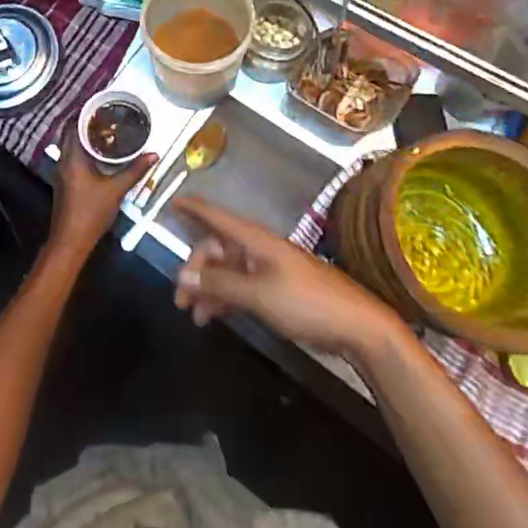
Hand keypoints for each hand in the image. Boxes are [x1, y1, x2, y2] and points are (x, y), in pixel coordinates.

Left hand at [48, 121, 155, 256]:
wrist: (70, 241)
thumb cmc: (91, 213)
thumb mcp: (116, 190)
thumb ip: (135, 170)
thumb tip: (154, 154)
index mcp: (72, 158)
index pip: (73, 126)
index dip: (84, 113)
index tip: (101, 105)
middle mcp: (63, 161)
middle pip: (70, 134)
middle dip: (86, 123)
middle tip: (107, 116)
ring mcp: (62, 173)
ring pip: (71, 146)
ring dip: (85, 137)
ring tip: (106, 130)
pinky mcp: (65, 182)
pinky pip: (73, 157)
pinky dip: (84, 150)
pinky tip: (101, 153)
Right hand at [172, 199, 406, 361]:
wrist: (355, 325)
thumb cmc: (306, 302)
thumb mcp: (258, 295)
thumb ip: (220, 285)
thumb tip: (182, 276)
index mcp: (256, 240)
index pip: (218, 217)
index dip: (195, 208)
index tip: (172, 202)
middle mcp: (260, 249)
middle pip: (218, 249)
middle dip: (196, 270)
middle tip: (179, 300)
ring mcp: (269, 269)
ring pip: (228, 271)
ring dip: (208, 289)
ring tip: (194, 317)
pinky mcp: (277, 290)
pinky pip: (241, 287)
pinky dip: (225, 299)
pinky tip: (213, 318)